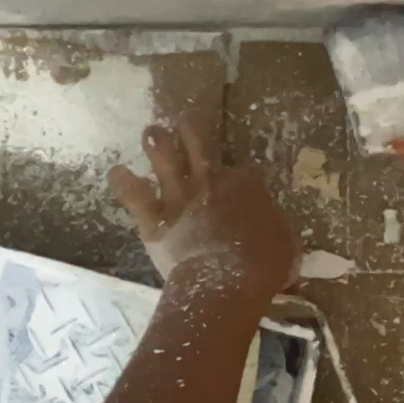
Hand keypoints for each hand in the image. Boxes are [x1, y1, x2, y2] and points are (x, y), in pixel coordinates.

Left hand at [109, 120, 297, 297]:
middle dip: (192, 130)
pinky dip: (125, 182)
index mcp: (246, 186)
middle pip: (199, 145)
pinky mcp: (155, 219)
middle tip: (185, 120)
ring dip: (158, 142)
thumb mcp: (285, 242)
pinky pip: (134, 195)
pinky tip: (117, 172)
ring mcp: (180, 197)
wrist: (226, 283)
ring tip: (151, 131)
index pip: (245, 170)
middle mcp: (210, 182)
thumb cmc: (265, 266)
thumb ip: (276, 225)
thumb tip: (272, 223)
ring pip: (165, 159)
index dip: (243, 173)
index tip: (243, 178)